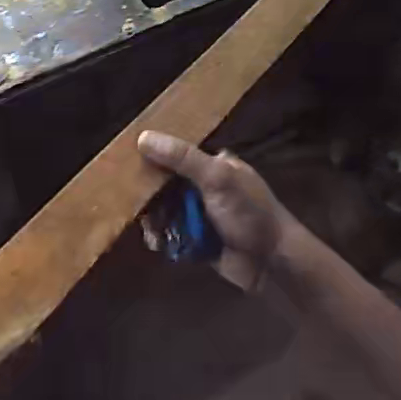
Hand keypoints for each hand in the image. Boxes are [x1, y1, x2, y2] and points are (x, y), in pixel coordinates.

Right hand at [138, 130, 297, 290]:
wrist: (271, 262)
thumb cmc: (248, 212)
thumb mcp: (216, 178)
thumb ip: (182, 158)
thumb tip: (144, 137)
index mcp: (215, 164)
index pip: (178, 153)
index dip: (154, 157)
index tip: (129, 163)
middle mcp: (207, 186)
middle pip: (167, 184)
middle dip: (150, 195)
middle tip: (136, 204)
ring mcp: (202, 214)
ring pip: (166, 211)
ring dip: (156, 220)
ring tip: (151, 229)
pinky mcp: (198, 240)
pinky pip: (172, 234)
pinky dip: (164, 238)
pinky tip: (158, 243)